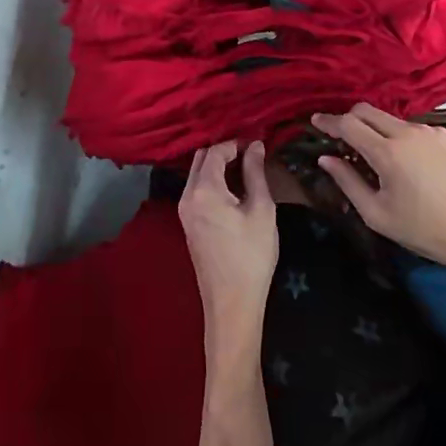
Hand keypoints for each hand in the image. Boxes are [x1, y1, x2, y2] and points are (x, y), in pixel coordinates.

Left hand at [179, 141, 277, 334]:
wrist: (232, 303)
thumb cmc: (252, 255)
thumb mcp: (261, 209)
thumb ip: (255, 172)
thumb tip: (256, 146)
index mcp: (204, 190)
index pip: (215, 151)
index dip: (236, 143)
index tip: (258, 144)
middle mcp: (187, 196)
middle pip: (201, 159)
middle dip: (224, 150)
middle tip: (251, 153)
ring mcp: (184, 212)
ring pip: (197, 174)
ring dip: (218, 165)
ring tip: (246, 167)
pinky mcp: (188, 224)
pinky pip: (197, 189)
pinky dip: (212, 180)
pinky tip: (234, 187)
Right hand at [313, 105, 445, 270]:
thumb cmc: (420, 228)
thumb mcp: (376, 214)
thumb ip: (348, 182)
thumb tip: (326, 158)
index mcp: (388, 152)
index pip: (349, 124)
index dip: (329, 121)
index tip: (315, 121)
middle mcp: (407, 132)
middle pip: (367, 111)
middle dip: (349, 119)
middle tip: (339, 136)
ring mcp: (429, 130)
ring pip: (390, 119)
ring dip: (375, 129)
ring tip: (372, 154)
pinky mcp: (444, 135)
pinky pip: (412, 128)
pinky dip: (399, 137)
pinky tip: (403, 161)